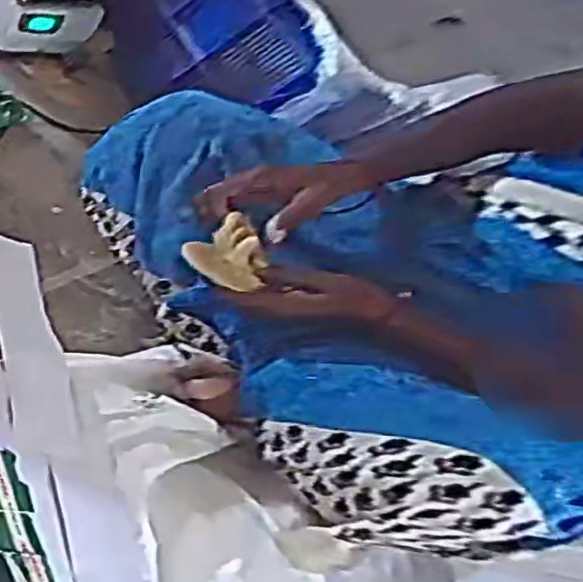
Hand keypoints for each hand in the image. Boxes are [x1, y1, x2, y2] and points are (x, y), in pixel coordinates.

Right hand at [198, 159, 382, 240]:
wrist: (357, 170)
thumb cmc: (337, 182)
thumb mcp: (317, 199)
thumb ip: (292, 216)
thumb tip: (268, 237)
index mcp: (260, 179)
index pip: (218, 193)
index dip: (211, 212)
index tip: (219, 231)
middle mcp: (251, 178)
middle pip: (211, 194)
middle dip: (204, 214)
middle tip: (210, 236)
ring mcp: (255, 183)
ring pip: (218, 197)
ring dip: (212, 214)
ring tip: (217, 235)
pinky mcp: (261, 189)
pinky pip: (231, 199)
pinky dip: (224, 213)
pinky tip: (232, 228)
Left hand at [216, 265, 399, 323]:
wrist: (380, 323)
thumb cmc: (359, 300)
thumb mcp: (325, 282)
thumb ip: (289, 277)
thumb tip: (257, 270)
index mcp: (276, 307)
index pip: (233, 296)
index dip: (214, 282)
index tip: (202, 264)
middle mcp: (270, 315)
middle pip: (233, 298)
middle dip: (219, 280)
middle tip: (208, 258)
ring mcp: (276, 316)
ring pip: (243, 299)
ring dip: (232, 283)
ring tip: (223, 261)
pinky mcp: (285, 313)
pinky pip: (257, 300)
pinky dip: (249, 287)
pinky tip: (249, 272)